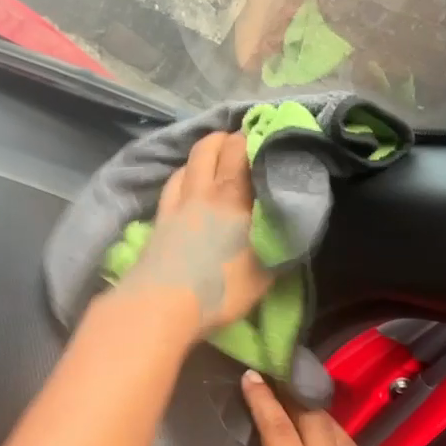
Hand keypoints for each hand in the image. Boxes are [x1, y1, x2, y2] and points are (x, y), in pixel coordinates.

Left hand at [119, 131, 272, 335]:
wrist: (162, 306)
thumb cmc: (221, 289)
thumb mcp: (265, 271)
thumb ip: (278, 242)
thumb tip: (288, 225)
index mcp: (233, 196)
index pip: (240, 148)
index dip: (253, 138)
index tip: (265, 143)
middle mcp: (201, 192)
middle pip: (208, 146)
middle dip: (225, 140)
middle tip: (239, 149)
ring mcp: (174, 206)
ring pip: (185, 165)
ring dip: (200, 159)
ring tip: (213, 169)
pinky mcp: (156, 224)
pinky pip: (170, 188)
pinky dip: (182, 180)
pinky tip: (186, 192)